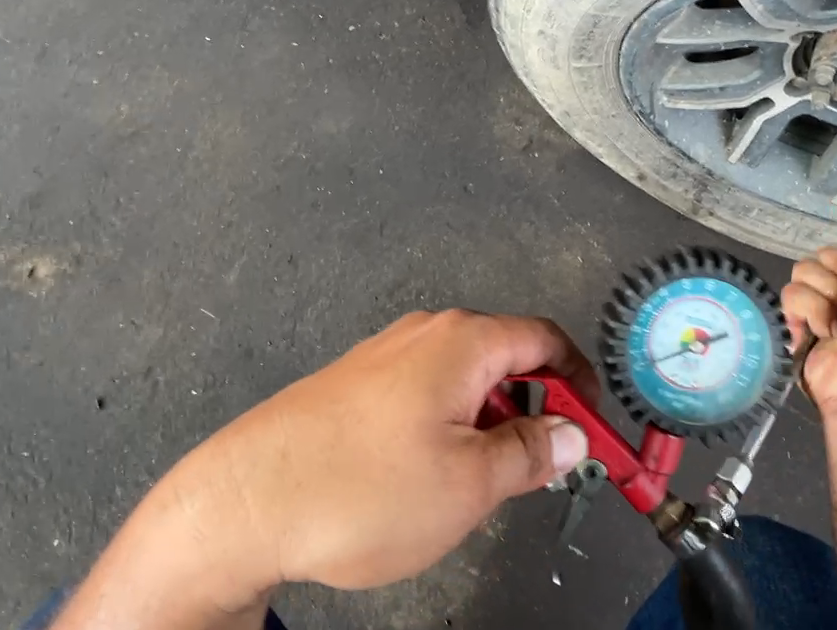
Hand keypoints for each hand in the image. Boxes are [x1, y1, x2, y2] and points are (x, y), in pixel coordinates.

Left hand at [219, 310, 596, 590]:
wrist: (244, 501)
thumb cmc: (356, 488)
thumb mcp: (470, 483)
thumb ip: (531, 453)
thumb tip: (569, 436)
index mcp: (463, 342)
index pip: (547, 341)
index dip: (580, 384)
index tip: (593, 427)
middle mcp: (425, 334)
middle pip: (506, 357)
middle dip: (535, 408)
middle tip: (542, 465)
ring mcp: (386, 355)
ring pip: (463, 380)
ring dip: (489, 422)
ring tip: (480, 482)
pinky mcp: (357, 384)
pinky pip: (424, 394)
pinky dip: (448, 426)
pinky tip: (427, 477)